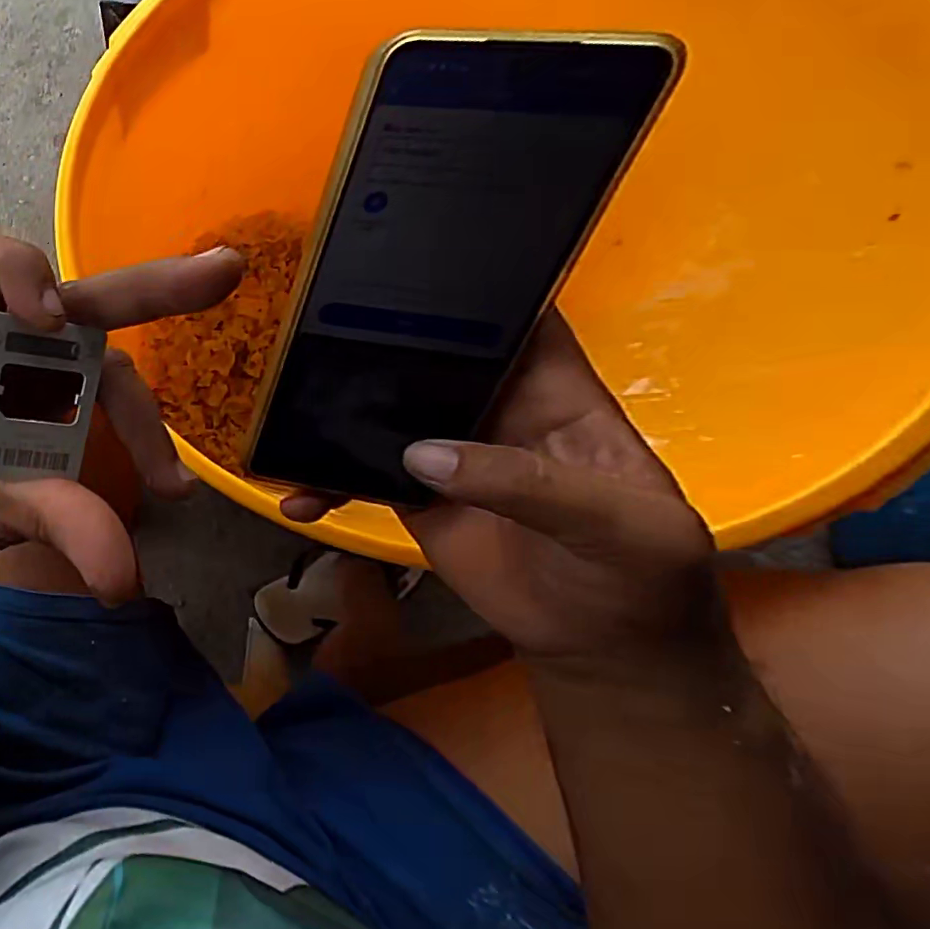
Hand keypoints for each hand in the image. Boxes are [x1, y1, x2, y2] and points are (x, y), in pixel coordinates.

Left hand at [0, 233, 243, 603]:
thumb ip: (58, 526)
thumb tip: (124, 578)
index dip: (12, 267)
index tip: (51, 320)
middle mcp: (15, 340)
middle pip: (80, 294)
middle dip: (150, 287)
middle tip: (223, 274)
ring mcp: (55, 361)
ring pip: (113, 356)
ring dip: (143, 416)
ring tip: (168, 484)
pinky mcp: (82, 387)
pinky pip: (122, 395)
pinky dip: (145, 436)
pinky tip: (168, 483)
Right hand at [281, 313, 717, 663]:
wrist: (599, 650)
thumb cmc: (641, 578)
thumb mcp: (618, 526)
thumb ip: (532, 484)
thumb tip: (422, 455)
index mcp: (554, 393)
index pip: (515, 321)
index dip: (474, 291)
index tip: (408, 278)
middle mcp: (493, 411)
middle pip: (431, 358)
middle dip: (380, 346)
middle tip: (315, 339)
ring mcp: (449, 454)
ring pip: (385, 415)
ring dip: (339, 418)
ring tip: (288, 418)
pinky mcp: (415, 496)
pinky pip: (364, 476)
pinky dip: (329, 483)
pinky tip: (299, 497)